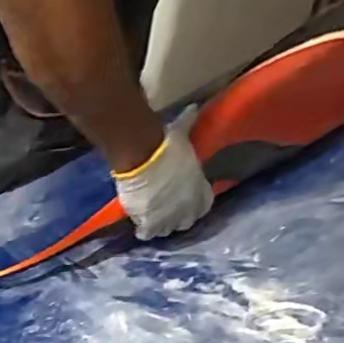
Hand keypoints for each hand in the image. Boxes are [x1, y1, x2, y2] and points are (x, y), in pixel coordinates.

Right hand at [112, 107, 214, 240]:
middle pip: (185, 223)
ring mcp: (167, 218)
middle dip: (178, 219)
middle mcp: (187, 208)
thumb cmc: (167, 147)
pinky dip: (143, 230)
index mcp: (200, 190)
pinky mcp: (148, 224)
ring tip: (152, 219)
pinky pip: (146, 234)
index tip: (186, 202)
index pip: (204, 206)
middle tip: (167, 212)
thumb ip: (189, 126)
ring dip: (160, 226)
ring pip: (165, 231)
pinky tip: (140, 225)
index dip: (194, 205)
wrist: (144, 160)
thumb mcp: (183, 138)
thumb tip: (193, 108)